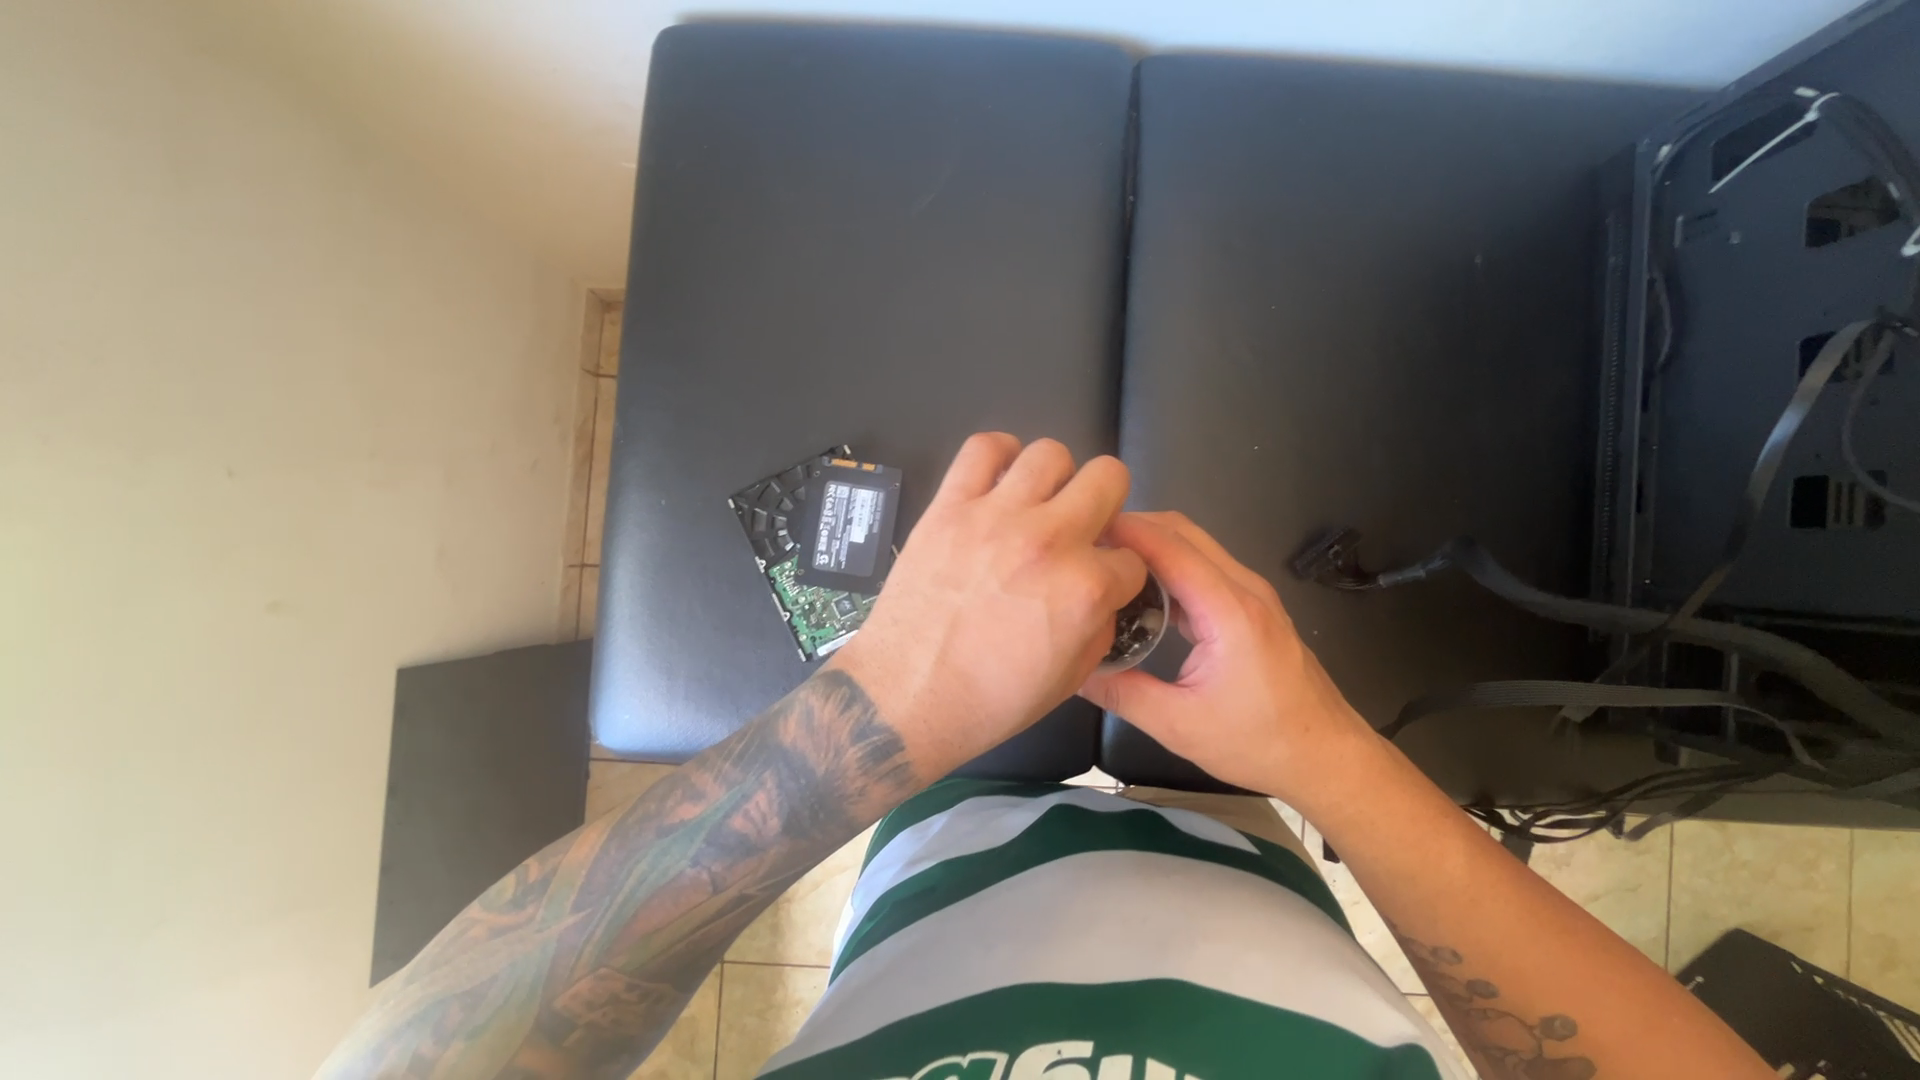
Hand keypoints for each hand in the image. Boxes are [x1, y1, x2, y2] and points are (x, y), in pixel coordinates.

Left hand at [832, 435, 1147, 774]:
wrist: (909, 697)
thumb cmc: (990, 702)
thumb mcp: (1070, 679)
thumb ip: (1100, 628)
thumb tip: (1103, 596)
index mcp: (1086, 589)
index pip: (1131, 557)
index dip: (1120, 572)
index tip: (1102, 581)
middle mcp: (1050, 540)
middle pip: (1108, 478)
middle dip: (1107, 504)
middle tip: (1083, 527)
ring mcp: (997, 516)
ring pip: (1051, 453)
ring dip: (1056, 478)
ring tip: (1039, 503)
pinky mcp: (950, 506)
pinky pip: (982, 448)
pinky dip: (998, 453)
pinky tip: (1000, 478)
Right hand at [1079, 512, 1376, 799]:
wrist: (1327, 757)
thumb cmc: (1259, 743)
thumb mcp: (1179, 726)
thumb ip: (1121, 693)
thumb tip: (1072, 670)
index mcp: (1229, 611)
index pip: (1169, 547)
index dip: (1122, 530)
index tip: (1078, 531)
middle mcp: (1244, 589)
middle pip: (1183, 531)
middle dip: (1132, 527)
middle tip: (1082, 545)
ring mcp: (1252, 594)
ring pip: (1195, 545)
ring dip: (1150, 543)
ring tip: (1103, 563)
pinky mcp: (1251, 606)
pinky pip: (1204, 568)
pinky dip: (1168, 565)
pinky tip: (1138, 590)